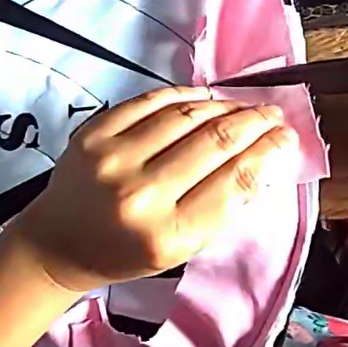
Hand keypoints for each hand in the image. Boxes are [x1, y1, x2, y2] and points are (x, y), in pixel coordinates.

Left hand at [6, 86, 300, 292]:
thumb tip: (261, 160)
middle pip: (215, 142)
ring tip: (244, 105)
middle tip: (273, 114)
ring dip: (224, 106)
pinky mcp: (94, 132)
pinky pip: (150, 101)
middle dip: (254, 122)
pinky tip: (205, 96)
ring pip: (186, 116)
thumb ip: (218, 208)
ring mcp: (114, 158)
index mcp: (168, 235)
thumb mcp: (179, 249)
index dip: (268, 153)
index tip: (286, 138)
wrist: (61, 241)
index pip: (235, 182)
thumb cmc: (125, 251)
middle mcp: (141, 194)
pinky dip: (183, 94)